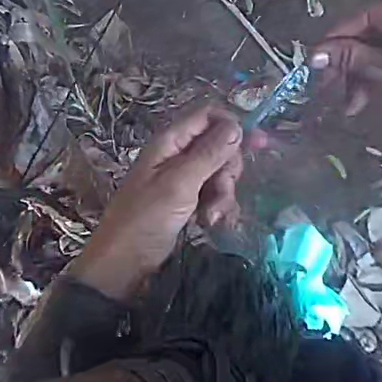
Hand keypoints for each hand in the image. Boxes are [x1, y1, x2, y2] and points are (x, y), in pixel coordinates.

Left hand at [68, 104, 243, 300]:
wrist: (123, 265)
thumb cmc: (145, 219)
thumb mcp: (179, 184)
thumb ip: (209, 153)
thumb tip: (236, 125)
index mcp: (170, 141)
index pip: (208, 116)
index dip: (233, 125)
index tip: (259, 144)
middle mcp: (177, 154)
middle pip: (219, 146)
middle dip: (228, 169)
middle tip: (221, 188)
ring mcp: (182, 179)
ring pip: (220, 173)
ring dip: (223, 194)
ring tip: (211, 217)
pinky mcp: (187, 201)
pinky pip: (213, 194)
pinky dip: (217, 208)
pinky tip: (211, 224)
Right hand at [309, 3, 381, 184]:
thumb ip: (356, 59)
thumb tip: (315, 53)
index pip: (373, 14)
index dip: (342, 34)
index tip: (316, 58)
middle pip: (378, 33)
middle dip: (351, 59)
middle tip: (329, 85)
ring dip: (363, 75)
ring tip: (349, 104)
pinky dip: (381, 80)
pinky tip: (365, 102)